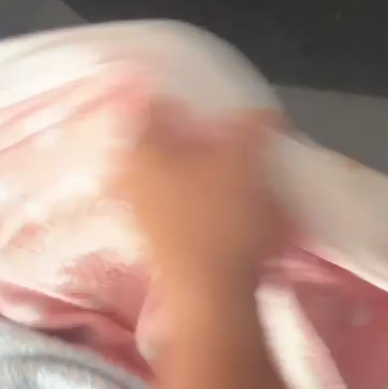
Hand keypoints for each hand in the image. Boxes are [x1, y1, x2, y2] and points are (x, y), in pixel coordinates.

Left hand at [117, 99, 284, 306]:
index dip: (180, 94)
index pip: (148, 102)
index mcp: (137, 149)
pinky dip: (205, 197)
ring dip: (204, 169)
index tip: (211, 97)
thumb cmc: (222, 220)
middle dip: (197, 137)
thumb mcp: (245, 164)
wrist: (212, 294)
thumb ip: (250, 128)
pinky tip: (234, 205)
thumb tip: (261, 112)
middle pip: (163, 141)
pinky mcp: (160, 238)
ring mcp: (140, 211)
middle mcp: (127, 175)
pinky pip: (181, 202)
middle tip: (232, 135)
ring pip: (174, 173)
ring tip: (241, 171)